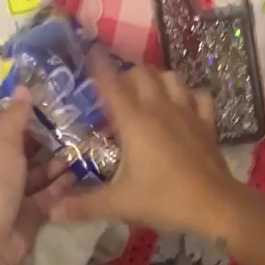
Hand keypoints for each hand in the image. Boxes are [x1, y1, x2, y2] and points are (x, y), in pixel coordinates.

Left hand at [0, 87, 76, 264]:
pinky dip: (62, 184)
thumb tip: (24, 87)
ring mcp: (15, 191)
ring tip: (80, 147)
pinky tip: (79, 174)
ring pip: (38, 170)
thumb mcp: (3, 148)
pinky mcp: (31, 211)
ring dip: (56, 160)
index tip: (40, 97)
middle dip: (44, 135)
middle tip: (72, 121)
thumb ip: (15, 119)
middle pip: (22, 146)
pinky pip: (49, 193)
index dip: (14, 109)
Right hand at [51, 60, 247, 240]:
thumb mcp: (119, 204)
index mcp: (134, 120)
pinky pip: (199, 96)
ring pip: (171, 77)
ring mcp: (187, 112)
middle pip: (141, 73)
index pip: (111, 82)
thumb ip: (83, 205)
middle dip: (125, 75)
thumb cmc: (164, 199)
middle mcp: (160, 108)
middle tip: (113, 93)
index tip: (88, 53)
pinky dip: (189, 95)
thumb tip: (50, 212)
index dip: (97, 65)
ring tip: (146, 95)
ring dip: (156, 79)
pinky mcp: (207, 123)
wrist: (215, 206)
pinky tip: (182, 106)